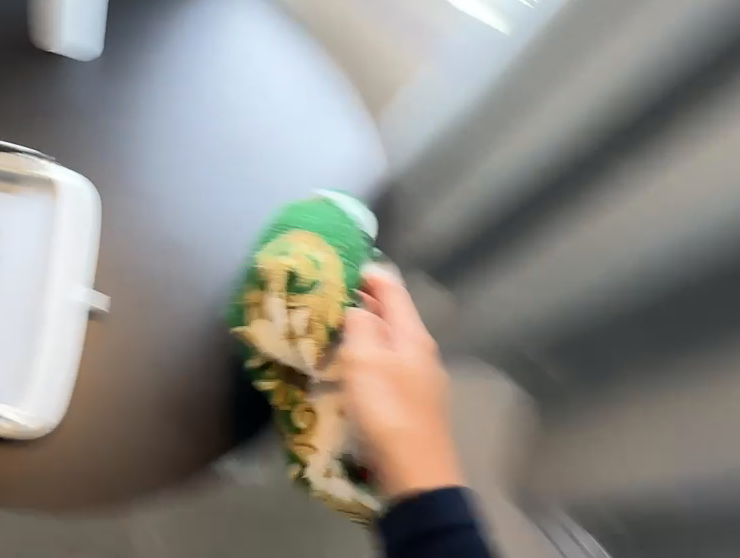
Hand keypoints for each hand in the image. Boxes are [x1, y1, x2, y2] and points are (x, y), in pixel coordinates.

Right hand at [339, 267, 462, 499]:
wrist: (416, 476)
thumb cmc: (387, 409)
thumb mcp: (365, 358)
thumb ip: (360, 322)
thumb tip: (356, 306)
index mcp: (412, 334)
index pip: (390, 285)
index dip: (364, 270)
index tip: (332, 264)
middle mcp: (419, 350)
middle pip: (388, 311)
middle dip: (357, 299)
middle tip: (320, 295)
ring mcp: (417, 377)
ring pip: (384, 338)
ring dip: (358, 328)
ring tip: (326, 326)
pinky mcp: (409, 400)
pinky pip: (383, 363)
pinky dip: (363, 354)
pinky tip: (343, 364)